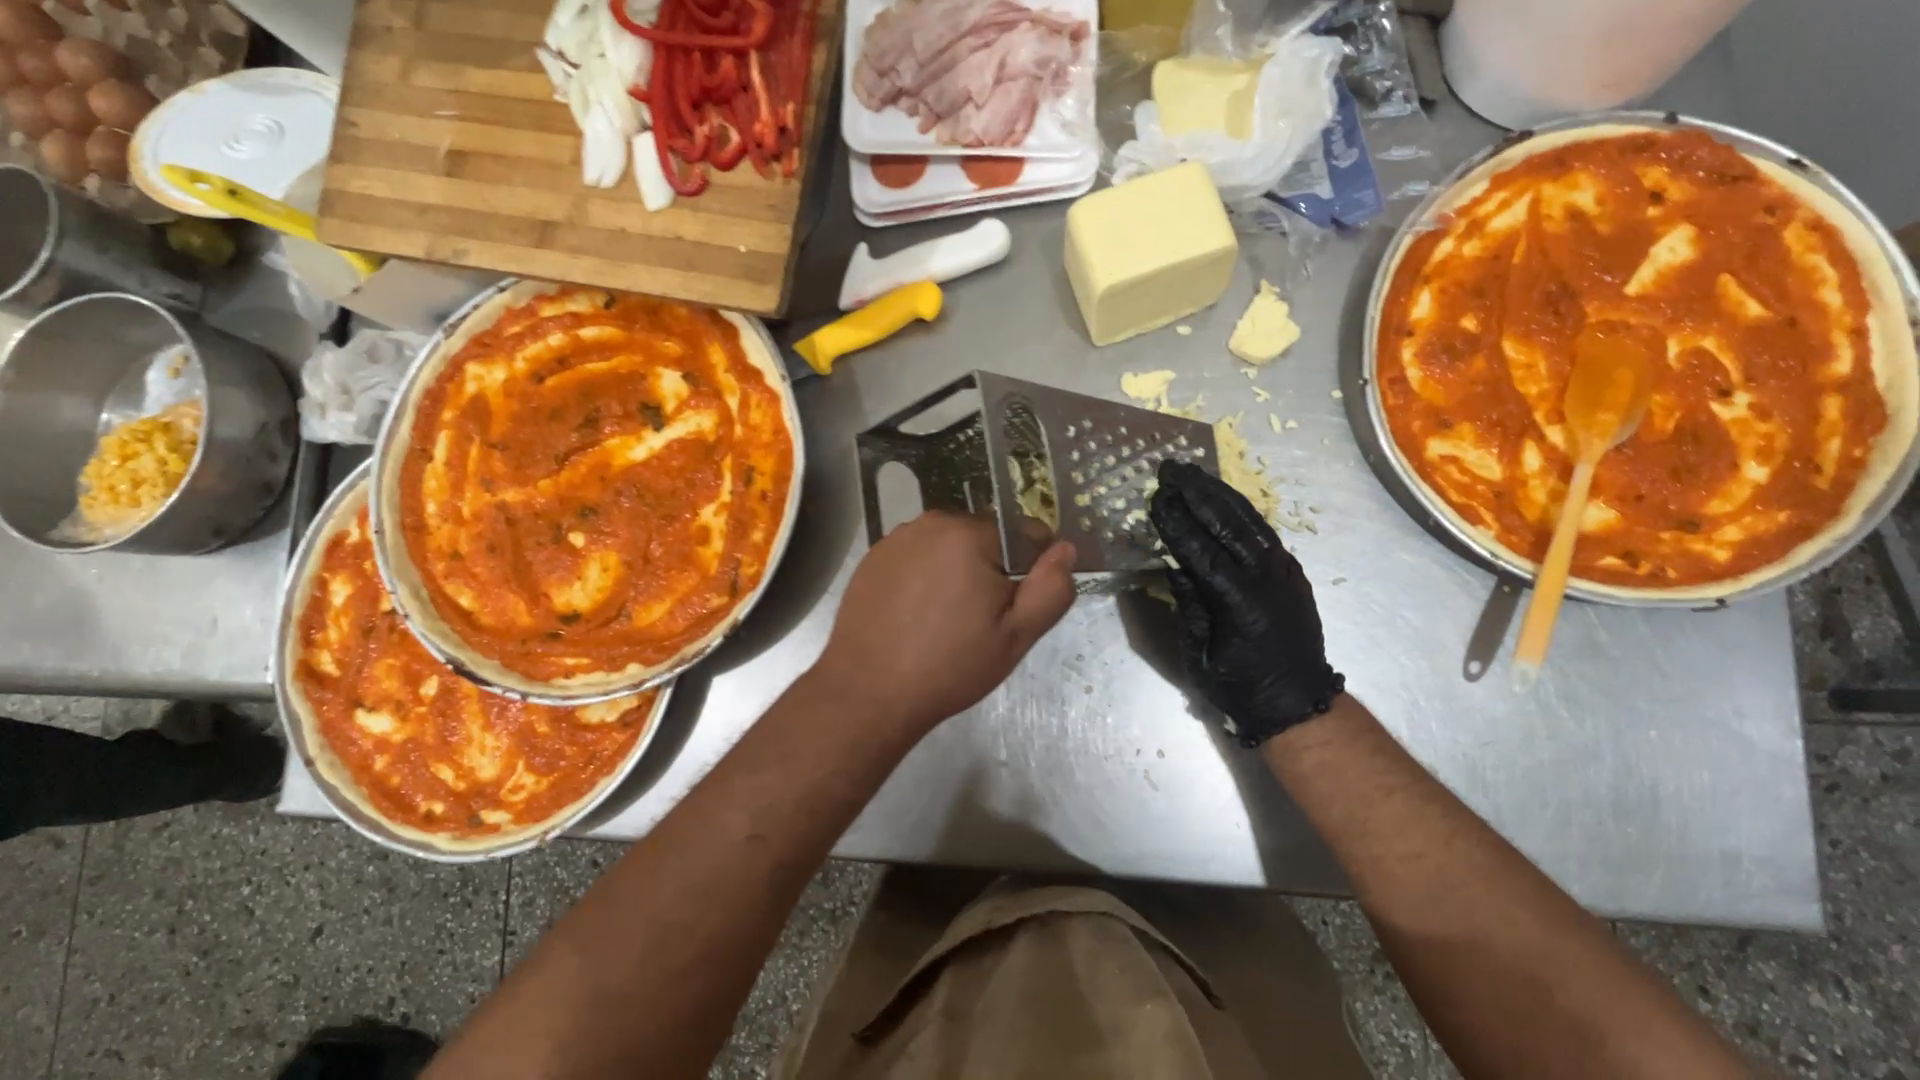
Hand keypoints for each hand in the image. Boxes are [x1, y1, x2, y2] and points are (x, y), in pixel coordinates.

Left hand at [811, 512, 1076, 735]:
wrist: (868, 692)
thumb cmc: (949, 666)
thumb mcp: (1016, 636)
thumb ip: (1051, 588)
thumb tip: (1065, 549)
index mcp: (970, 534)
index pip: (1024, 533)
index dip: (1028, 572)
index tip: (1010, 611)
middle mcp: (932, 523)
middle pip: (983, 538)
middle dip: (989, 571)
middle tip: (977, 623)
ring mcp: (896, 539)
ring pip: (948, 548)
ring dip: (955, 573)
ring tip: (944, 623)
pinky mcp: (872, 559)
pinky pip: (916, 558)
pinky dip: (923, 579)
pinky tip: (915, 618)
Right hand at [1149, 460, 1344, 746]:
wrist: (1297, 701)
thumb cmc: (1239, 686)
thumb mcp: (1200, 652)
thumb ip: (1188, 604)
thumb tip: (1173, 563)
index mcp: (1241, 603)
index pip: (1203, 551)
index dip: (1178, 523)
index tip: (1156, 498)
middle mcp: (1268, 578)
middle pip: (1229, 524)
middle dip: (1197, 493)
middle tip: (1170, 469)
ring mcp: (1285, 571)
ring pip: (1250, 520)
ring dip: (1219, 493)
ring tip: (1192, 473)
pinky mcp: (1292, 571)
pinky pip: (1263, 532)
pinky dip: (1240, 510)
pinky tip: (1221, 498)